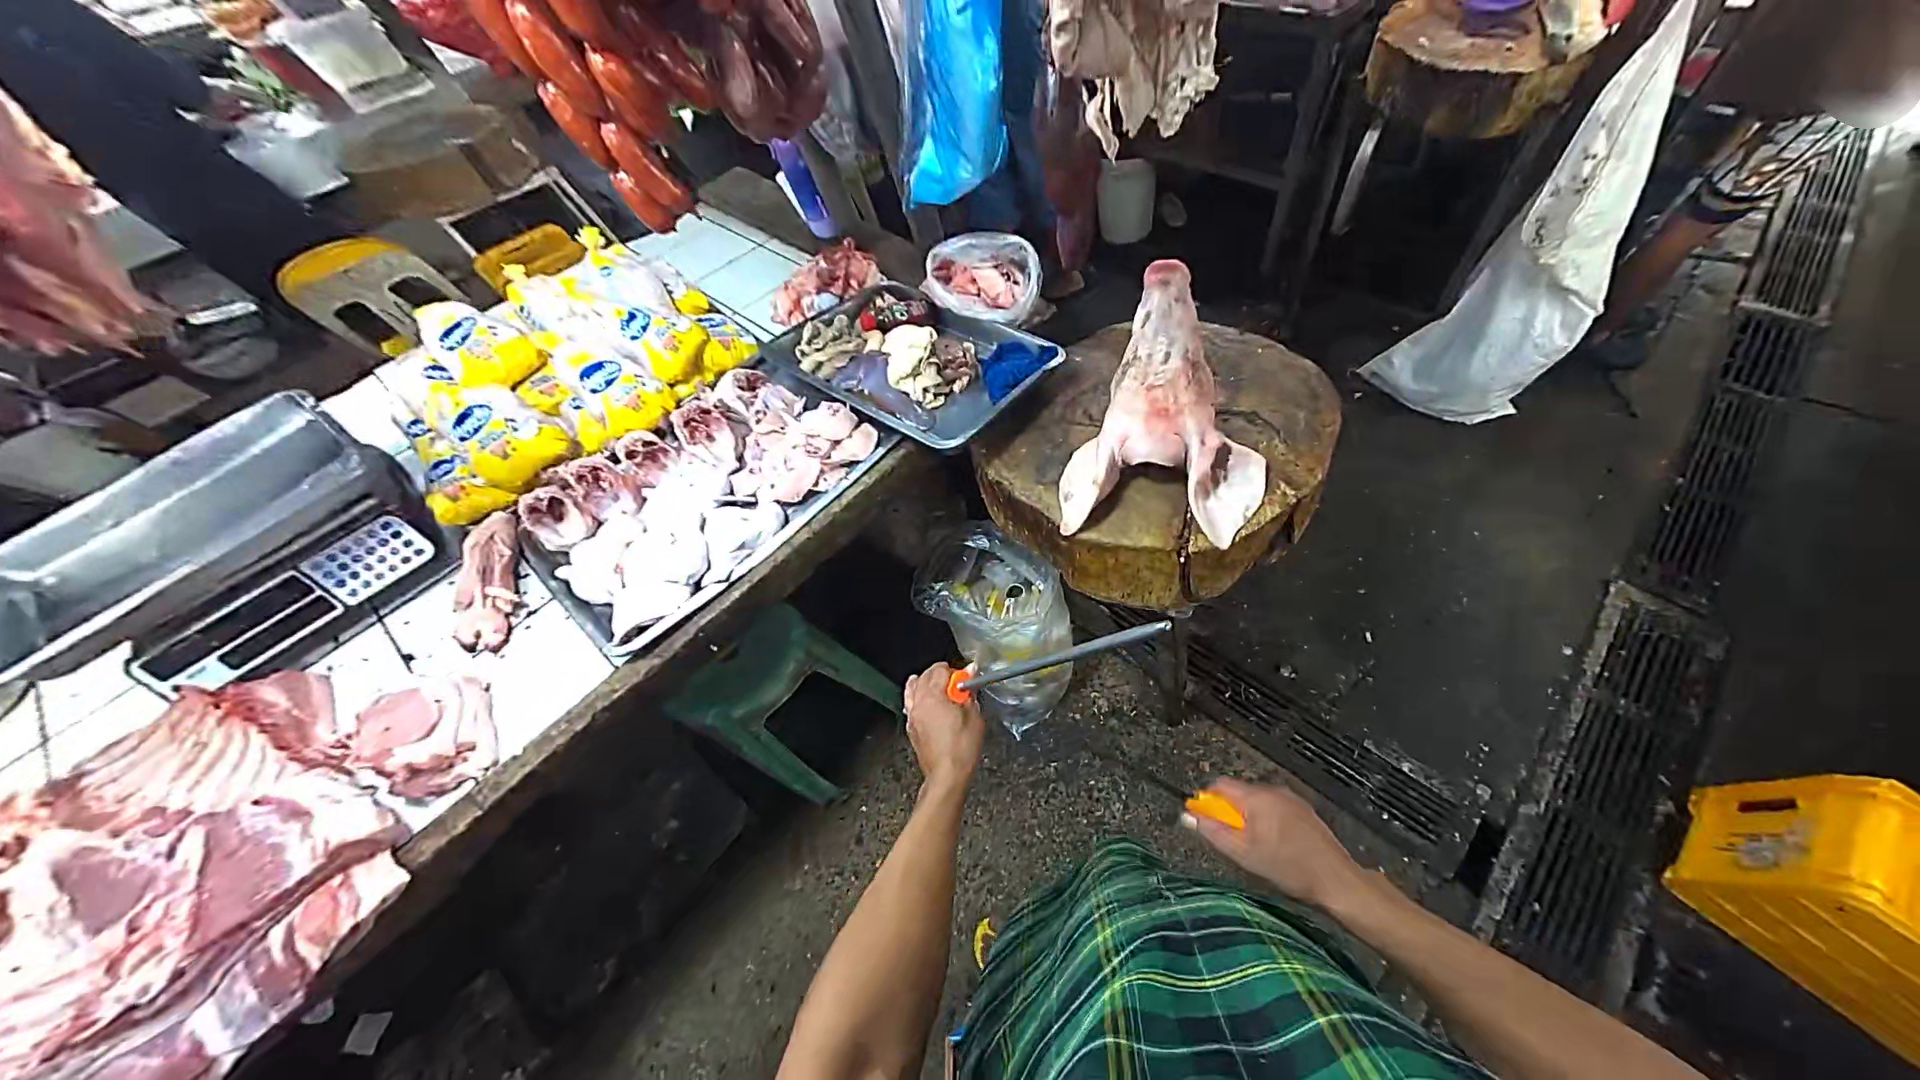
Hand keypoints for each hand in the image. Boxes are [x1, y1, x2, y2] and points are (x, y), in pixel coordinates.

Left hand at [902, 663, 985, 793]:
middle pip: (924, 676)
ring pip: (913, 688)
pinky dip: (917, 697)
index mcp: (933, 696)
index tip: (965, 678)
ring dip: (926, 683)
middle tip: (955, 683)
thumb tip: (970, 675)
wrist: (947, 775)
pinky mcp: (912, 728)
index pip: (940, 670)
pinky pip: (910, 703)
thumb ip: (969, 693)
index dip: (955, 671)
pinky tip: (926, 702)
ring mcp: (913, 715)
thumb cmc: (961, 749)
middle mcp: (919, 703)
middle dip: (940, 674)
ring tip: (939, 687)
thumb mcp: (974, 717)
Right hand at [1184, 778, 1370, 912]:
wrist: (1337, 881)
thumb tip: (1189, 816)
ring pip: (1257, 801)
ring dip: (1249, 817)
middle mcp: (1273, 790)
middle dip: (1230, 812)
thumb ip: (1213, 832)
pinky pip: (1275, 807)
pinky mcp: (1304, 811)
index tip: (1209, 823)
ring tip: (1257, 846)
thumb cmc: (1288, 867)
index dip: (1208, 802)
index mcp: (1256, 797)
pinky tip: (1277, 845)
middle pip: (1238, 792)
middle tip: (1235, 841)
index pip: (1218, 784)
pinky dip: (1267, 820)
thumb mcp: (1243, 853)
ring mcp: (1292, 799)